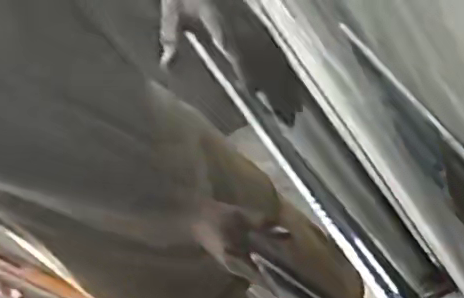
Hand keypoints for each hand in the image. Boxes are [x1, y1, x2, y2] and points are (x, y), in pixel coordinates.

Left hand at [159, 0, 304, 122]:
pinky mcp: (265, 30)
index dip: (249, 78)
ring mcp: (258, 31)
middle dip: (277, 94)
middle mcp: (245, 32)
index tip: (257, 98)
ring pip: (277, 65)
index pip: (240, 57)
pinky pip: (281, 56)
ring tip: (296, 111)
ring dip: (288, 89)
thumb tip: (166, 65)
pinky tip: (296, 89)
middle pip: (266, 67)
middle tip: (287, 120)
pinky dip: (289, 75)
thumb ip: (172, 37)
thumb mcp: (174, 10)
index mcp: (223, 27)